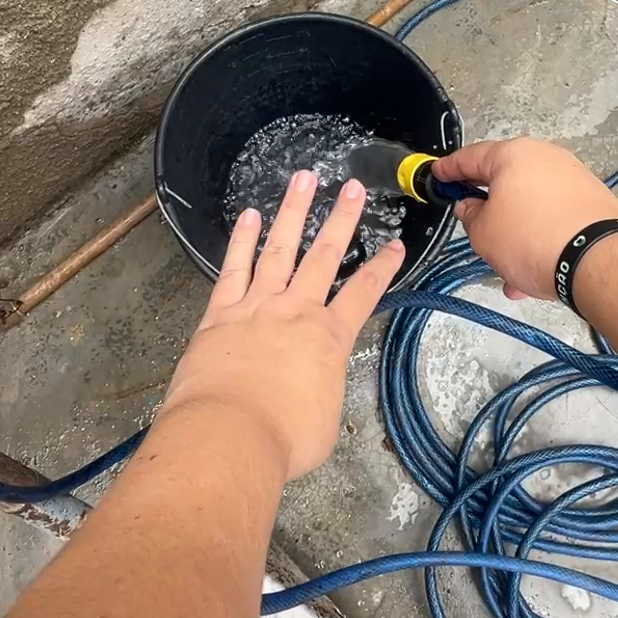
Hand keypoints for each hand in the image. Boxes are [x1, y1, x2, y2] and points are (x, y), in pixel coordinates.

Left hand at [159, 169, 404, 480]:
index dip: (383, 267)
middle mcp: (296, 311)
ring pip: (279, 248)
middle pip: (324, 255)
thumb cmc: (283, 438)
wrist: (229, 435)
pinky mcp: (220, 312)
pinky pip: (234, 268)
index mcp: (328, 337)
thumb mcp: (322, 419)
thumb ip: (322, 388)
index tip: (396, 243)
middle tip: (353, 187)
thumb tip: (313, 384)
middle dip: (342, 218)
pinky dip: (242, 240)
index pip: (364, 293)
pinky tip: (248, 215)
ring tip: (303, 179)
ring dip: (293, 212)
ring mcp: (257, 306)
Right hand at [432, 138, 617, 300]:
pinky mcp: (593, 201)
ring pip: (530, 204)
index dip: (449, 168)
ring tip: (506, 267)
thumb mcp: (484, 234)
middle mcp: (545, 158)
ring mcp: (573, 178)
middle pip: (505, 180)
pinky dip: (539, 237)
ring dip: (514, 231)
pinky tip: (531, 272)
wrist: (597, 261)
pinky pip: (553, 217)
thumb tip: (470, 208)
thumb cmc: (535, 240)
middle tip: (471, 220)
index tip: (438, 174)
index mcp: (513, 155)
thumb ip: (470, 217)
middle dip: (488, 206)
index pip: (470, 156)